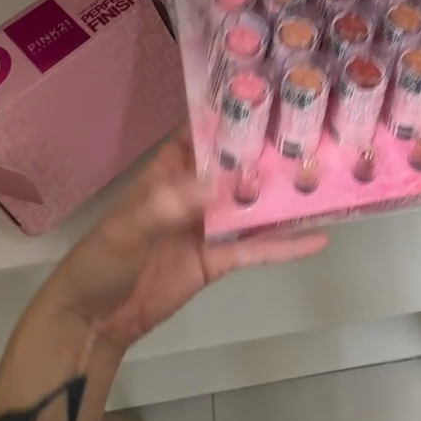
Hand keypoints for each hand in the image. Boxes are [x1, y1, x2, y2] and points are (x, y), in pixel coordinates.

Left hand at [35, 130, 328, 353]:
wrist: (94, 322)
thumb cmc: (102, 261)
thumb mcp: (130, 229)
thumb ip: (170, 205)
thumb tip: (217, 182)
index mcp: (168, 172)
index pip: (202, 134)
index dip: (231, 116)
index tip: (272, 98)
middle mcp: (193, 192)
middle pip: (236, 168)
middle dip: (270, 154)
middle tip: (317, 136)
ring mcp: (208, 227)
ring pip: (252, 206)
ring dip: (283, 197)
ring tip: (326, 181)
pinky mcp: (218, 260)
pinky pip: (255, 250)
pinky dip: (284, 246)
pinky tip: (317, 238)